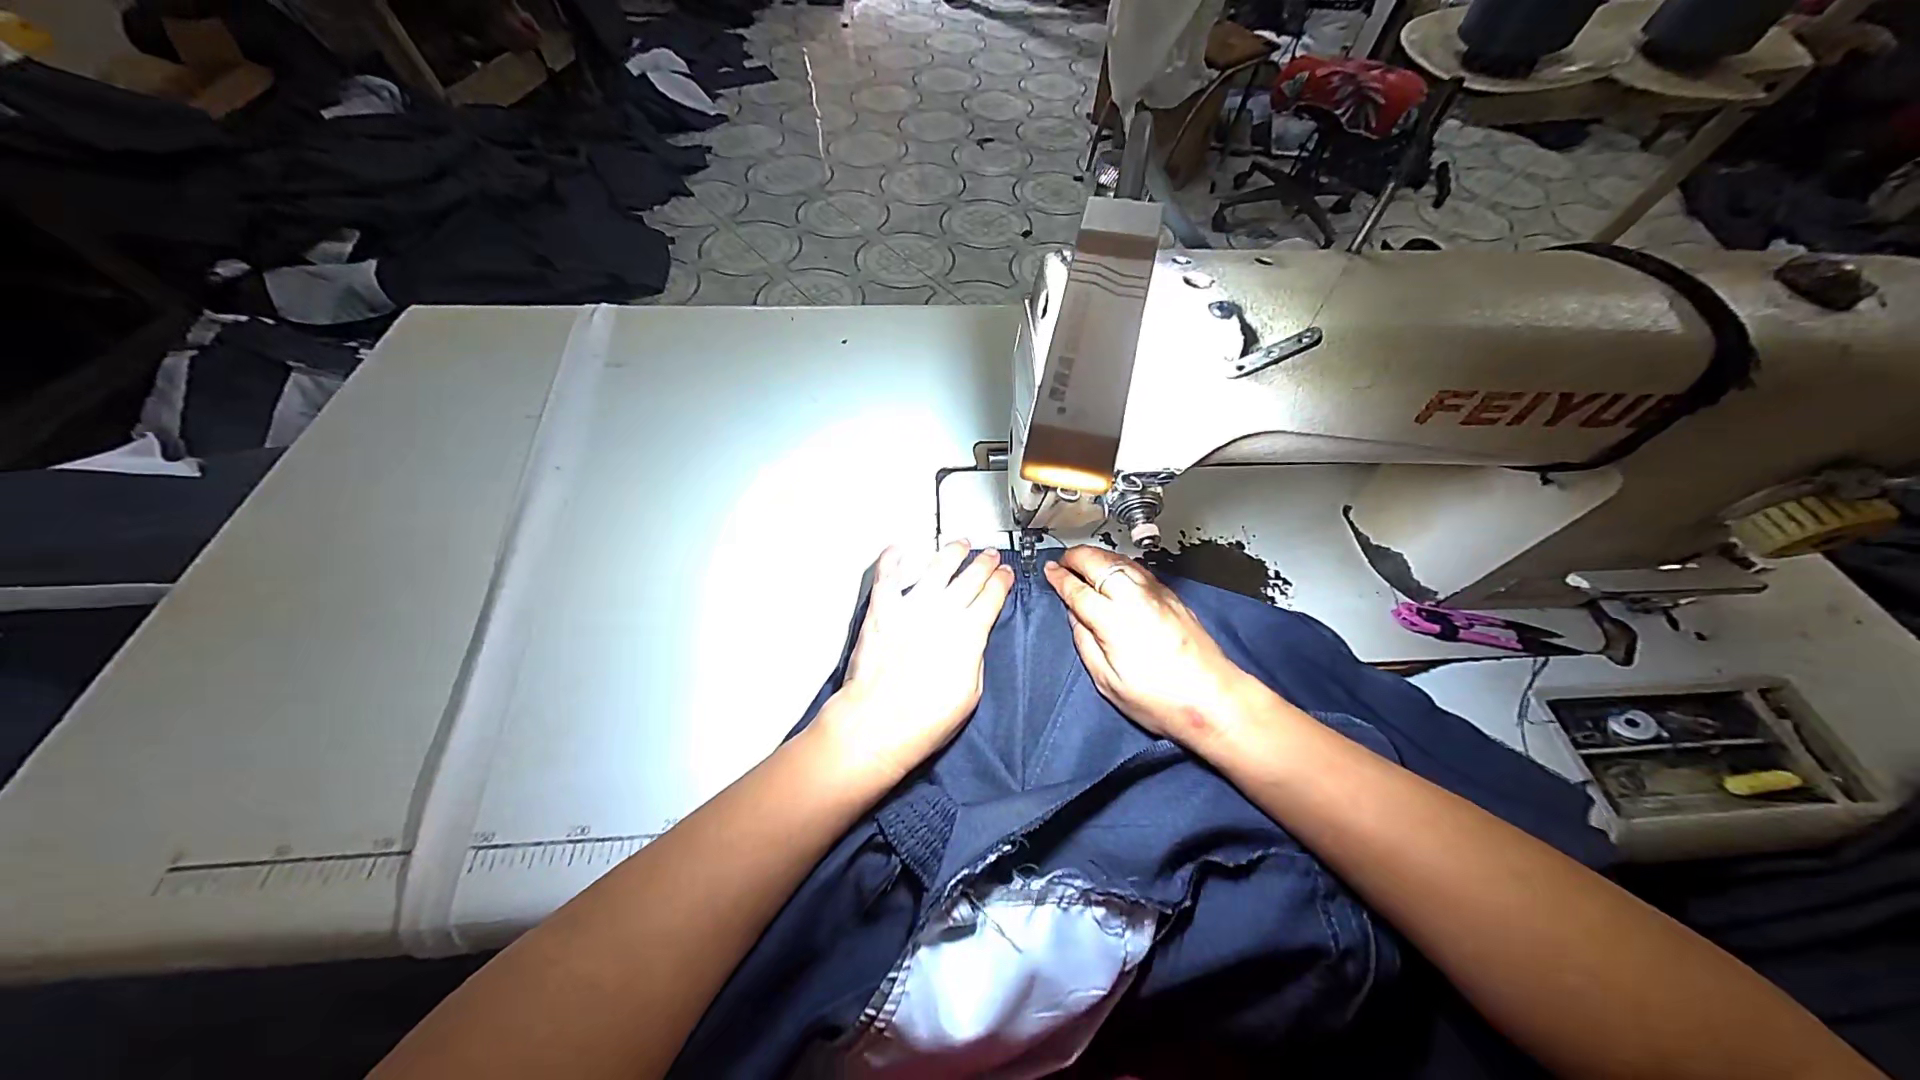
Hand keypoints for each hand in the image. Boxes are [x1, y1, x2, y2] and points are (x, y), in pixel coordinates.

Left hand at [814, 542, 1014, 786]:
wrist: (878, 723)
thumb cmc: (921, 719)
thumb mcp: (970, 693)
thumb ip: (974, 657)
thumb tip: (973, 642)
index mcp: (968, 633)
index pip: (992, 596)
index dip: (1002, 582)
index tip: (1005, 576)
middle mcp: (942, 613)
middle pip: (970, 576)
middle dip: (984, 563)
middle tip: (990, 556)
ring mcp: (911, 608)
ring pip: (937, 567)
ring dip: (951, 553)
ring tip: (958, 545)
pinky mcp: (882, 611)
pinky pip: (888, 576)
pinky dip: (894, 559)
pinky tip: (898, 550)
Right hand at [1044, 546, 1268, 750]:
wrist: (1213, 699)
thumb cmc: (1163, 700)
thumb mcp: (1108, 680)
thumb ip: (1085, 642)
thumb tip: (1075, 617)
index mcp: (1114, 620)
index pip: (1077, 589)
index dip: (1059, 577)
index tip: (1050, 572)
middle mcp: (1135, 598)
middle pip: (1097, 562)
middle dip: (1074, 557)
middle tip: (1062, 562)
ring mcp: (1156, 594)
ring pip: (1119, 559)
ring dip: (1096, 555)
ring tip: (1083, 560)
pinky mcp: (1171, 596)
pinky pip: (1137, 567)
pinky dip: (1118, 562)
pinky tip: (1114, 569)